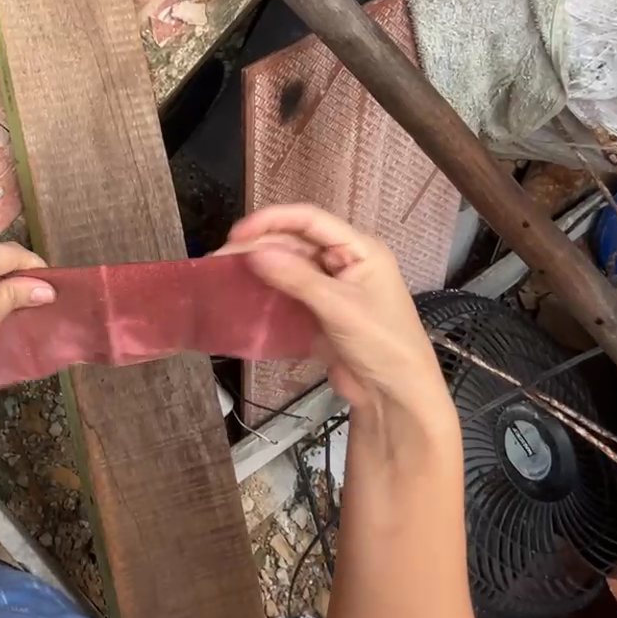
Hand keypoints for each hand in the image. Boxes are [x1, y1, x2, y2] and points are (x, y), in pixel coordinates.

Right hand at [218, 204, 453, 430]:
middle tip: (220, 257)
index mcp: (360, 249)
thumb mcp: (340, 308)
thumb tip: (252, 252)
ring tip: (222, 269)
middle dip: (257, 244)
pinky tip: (241, 286)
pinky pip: (286, 284)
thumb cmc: (383, 346)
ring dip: (256, 263)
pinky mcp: (318, 304)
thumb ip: (296, 278)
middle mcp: (344, 258)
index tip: (236, 233)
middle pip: (293, 239)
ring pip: (286, 261)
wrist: (396, 398)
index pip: (310, 219)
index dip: (271, 220)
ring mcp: (330, 281)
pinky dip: (264, 283)